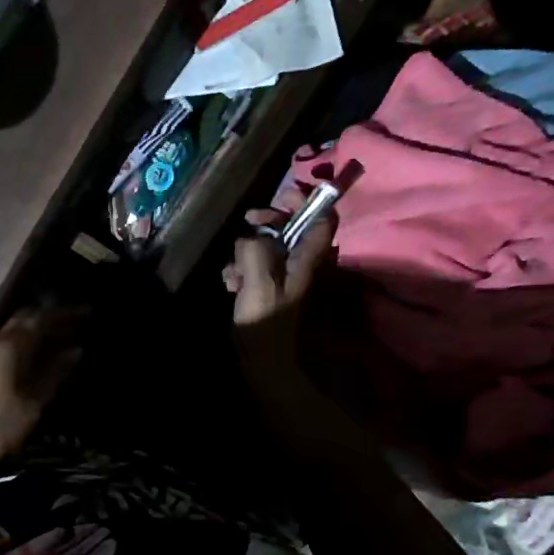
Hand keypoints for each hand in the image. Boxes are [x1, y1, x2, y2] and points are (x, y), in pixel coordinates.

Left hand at [0, 308, 85, 483]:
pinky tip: (37, 354)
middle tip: (80, 322)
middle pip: (27, 318)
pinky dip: (28, 340)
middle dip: (54, 317)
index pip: (44, 319)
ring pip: (15, 329)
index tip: (92, 314)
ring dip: (40, 327)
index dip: (69, 314)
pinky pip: (8, 342)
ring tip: (64, 335)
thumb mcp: (31, 405)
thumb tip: (77, 350)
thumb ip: (54, 375)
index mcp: (11, 346)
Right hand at [223, 199, 334, 384]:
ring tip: (234, 270)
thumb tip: (250, 237)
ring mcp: (281, 275)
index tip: (281, 195)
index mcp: (306, 258)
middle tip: (248, 220)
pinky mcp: (265, 288)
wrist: (261, 359)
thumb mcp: (258, 279)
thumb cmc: (264, 319)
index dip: (307, 201)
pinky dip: (240, 270)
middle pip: (290, 226)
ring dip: (245, 251)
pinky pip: (252, 266)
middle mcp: (298, 263)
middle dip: (267, 221)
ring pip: (266, 246)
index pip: (323, 219)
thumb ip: (256, 249)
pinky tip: (230, 284)